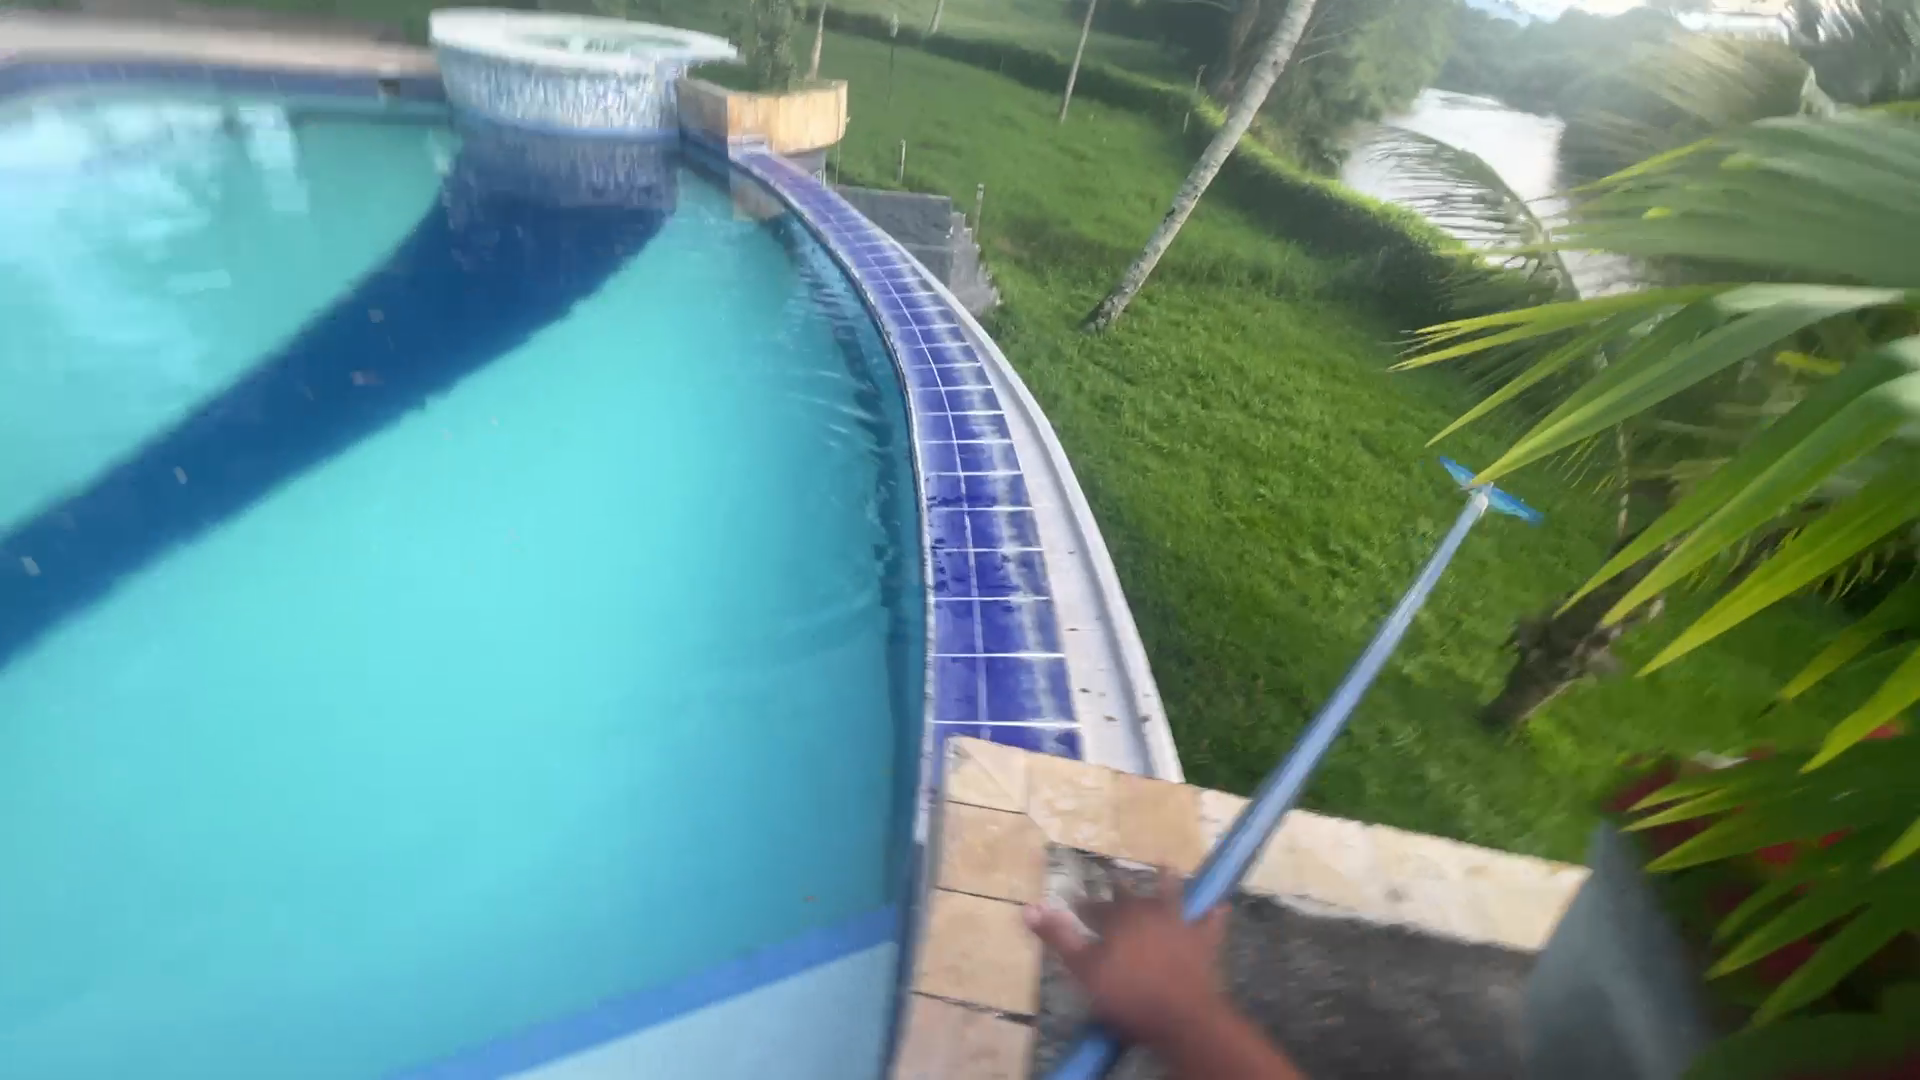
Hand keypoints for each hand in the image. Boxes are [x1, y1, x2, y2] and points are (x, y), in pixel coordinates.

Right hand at [1024, 869, 1229, 1047]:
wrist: (1182, 1018)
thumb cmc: (1128, 994)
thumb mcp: (1083, 969)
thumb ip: (1058, 937)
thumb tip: (1028, 907)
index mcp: (1118, 917)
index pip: (1095, 906)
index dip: (1083, 906)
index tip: (1074, 904)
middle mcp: (1148, 911)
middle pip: (1131, 894)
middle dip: (1121, 888)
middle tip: (1116, 880)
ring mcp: (1179, 924)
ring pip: (1173, 895)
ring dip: (1168, 882)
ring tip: (1166, 867)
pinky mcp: (1203, 943)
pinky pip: (1211, 923)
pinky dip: (1214, 914)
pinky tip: (1221, 905)